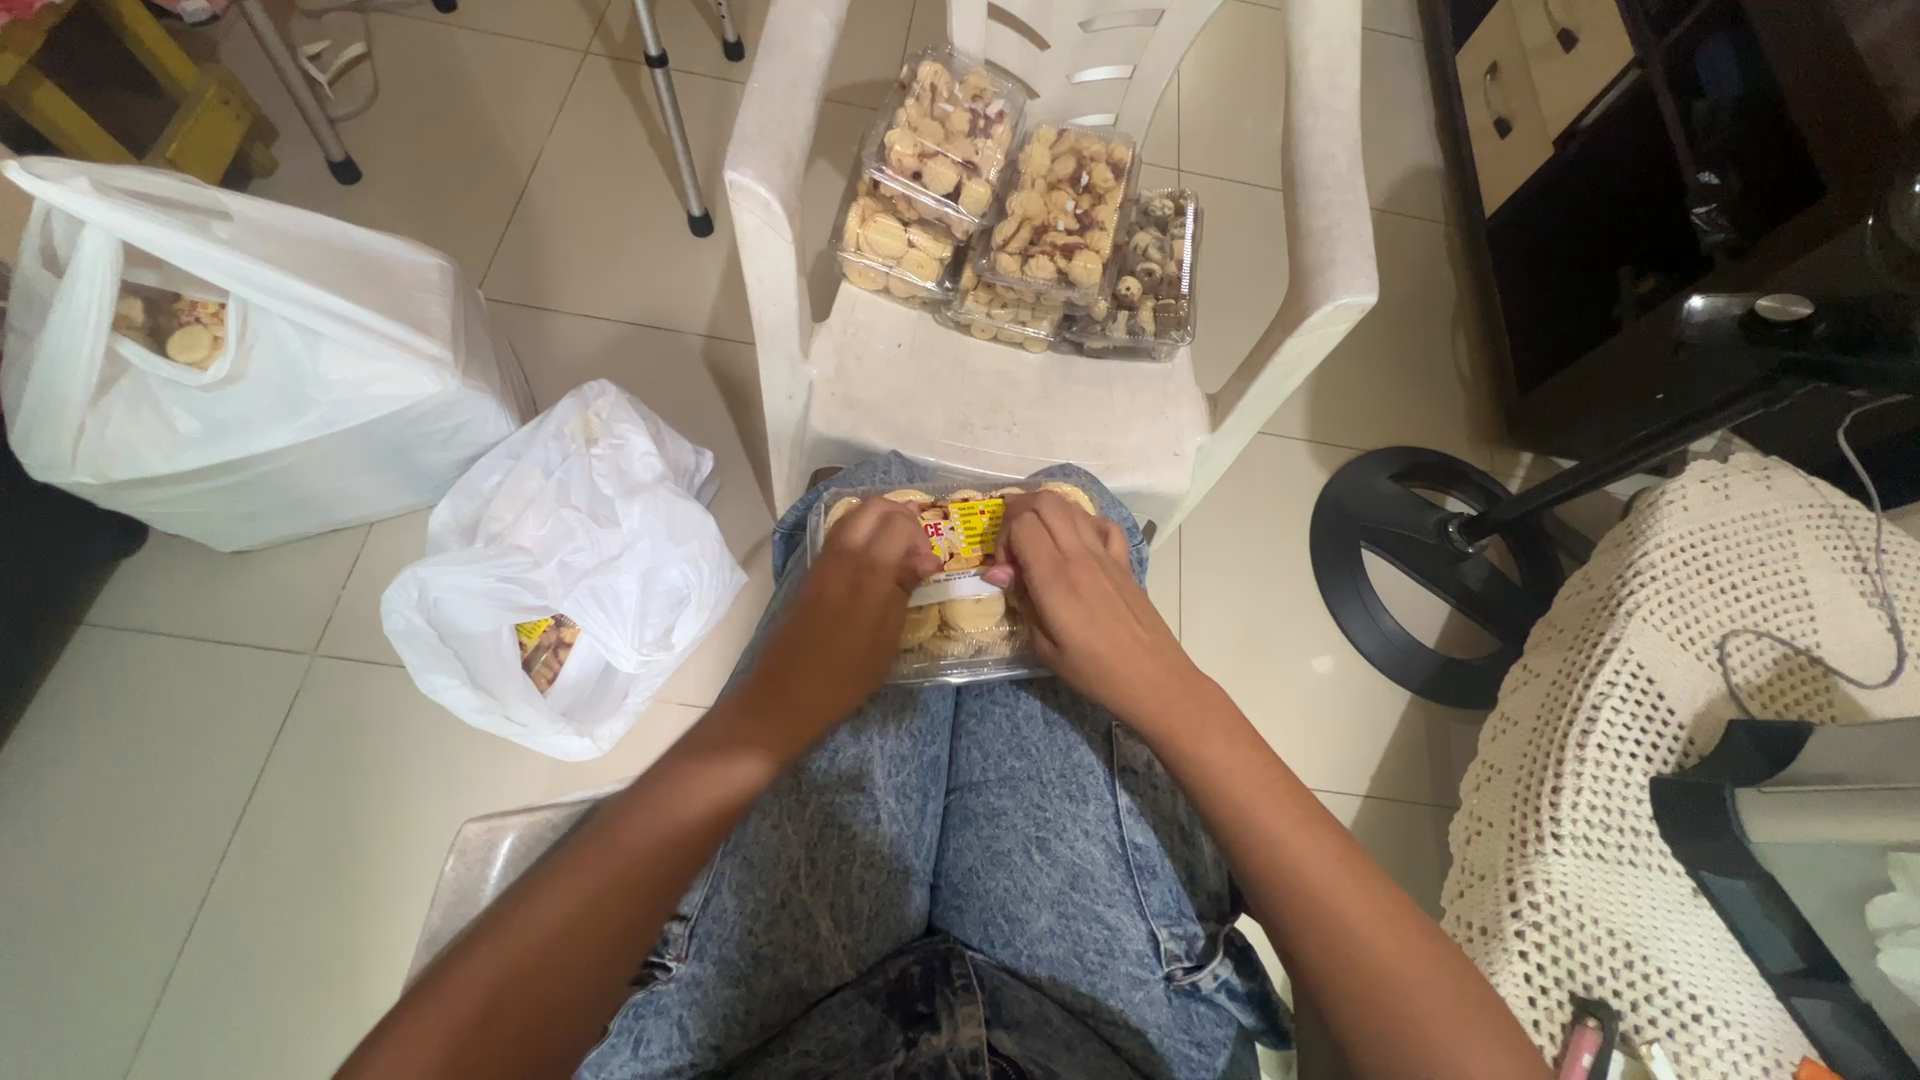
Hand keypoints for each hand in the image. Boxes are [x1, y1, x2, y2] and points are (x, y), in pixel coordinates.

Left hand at [738, 497, 942, 734]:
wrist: (785, 694)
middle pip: (874, 506)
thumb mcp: (887, 638)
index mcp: (867, 571)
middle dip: (902, 515)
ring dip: (880, 521)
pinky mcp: (811, 572)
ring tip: (901, 550)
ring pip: (854, 515)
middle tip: (918, 544)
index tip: (929, 566)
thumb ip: (905, 589)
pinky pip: (840, 535)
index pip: (900, 523)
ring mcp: (822, 561)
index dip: (921, 536)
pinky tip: (875, 563)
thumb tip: (927, 559)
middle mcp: (843, 555)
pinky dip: (862, 534)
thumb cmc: (845, 675)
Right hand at [984, 492, 1208, 733]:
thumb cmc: (1094, 671)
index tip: (1004, 569)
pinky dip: (1081, 521)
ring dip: (1046, 511)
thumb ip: (1022, 602)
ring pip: (1071, 506)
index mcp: (1055, 579)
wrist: (1153, 678)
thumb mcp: (1044, 647)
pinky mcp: (1124, 561)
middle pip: (1045, 501)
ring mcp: (1106, 554)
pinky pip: (1101, 523)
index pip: (1022, 523)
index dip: (1003, 536)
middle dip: (1018, 510)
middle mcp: (1080, 556)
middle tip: (1010, 539)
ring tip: (1035, 537)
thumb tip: (1003, 574)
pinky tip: (1074, 542)